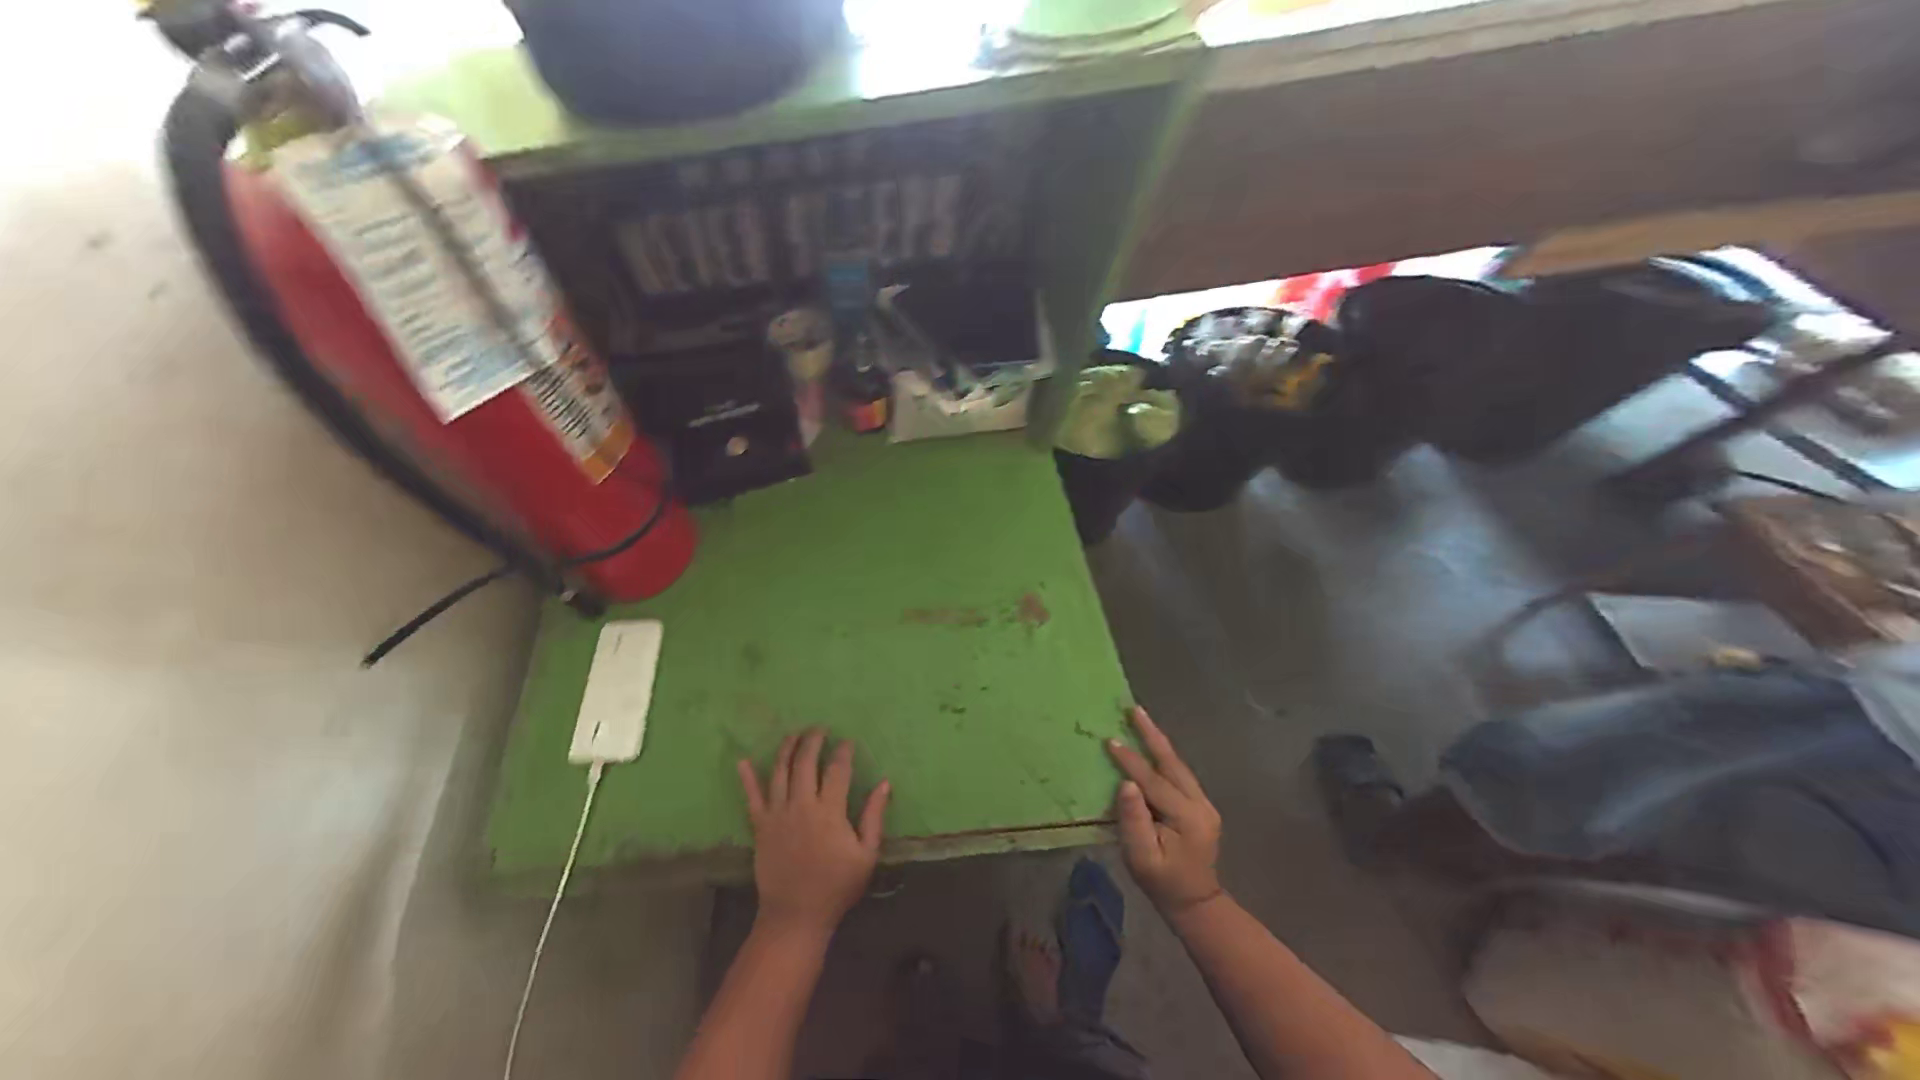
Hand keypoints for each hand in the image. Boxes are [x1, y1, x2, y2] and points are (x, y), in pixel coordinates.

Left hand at [737, 728, 890, 936]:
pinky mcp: (760, 827)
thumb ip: (874, 816)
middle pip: (805, 763)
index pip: (837, 770)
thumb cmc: (837, 886)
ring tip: (794, 734)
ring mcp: (777, 814)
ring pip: (779, 772)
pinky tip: (743, 760)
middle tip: (819, 729)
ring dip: (786, 749)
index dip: (843, 752)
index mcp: (829, 811)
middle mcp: (801, 805)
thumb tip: (884, 783)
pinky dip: (747, 778)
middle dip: (813, 741)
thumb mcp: (867, 854)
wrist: (796, 915)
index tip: (847, 741)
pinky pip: (752, 797)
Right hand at [1106, 707, 1223, 914]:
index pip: (1153, 781)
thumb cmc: (1163, 883)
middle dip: (1151, 734)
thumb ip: (1133, 820)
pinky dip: (1164, 756)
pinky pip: (1179, 773)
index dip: (1130, 761)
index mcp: (1187, 817)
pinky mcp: (1200, 806)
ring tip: (1139, 718)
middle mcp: (1200, 804)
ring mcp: (1204, 803)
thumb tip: (1126, 783)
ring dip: (1158, 741)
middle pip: (1172, 762)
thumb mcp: (1142, 857)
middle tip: (1133, 709)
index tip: (1109, 740)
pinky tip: (1152, 745)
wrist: (1196, 902)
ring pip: (1178, 764)